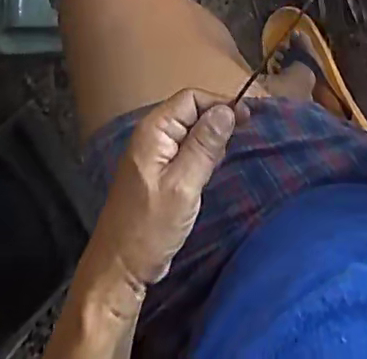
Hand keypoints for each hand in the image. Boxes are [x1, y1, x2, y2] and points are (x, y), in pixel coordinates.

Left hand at [86, 88, 244, 294]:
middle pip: (191, 111)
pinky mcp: (158, 171)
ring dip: (210, 141)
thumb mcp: (184, 185)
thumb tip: (227, 110)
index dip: (219, 103)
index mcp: (153, 130)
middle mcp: (151, 135)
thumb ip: (205, 145)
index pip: (191, 98)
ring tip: (220, 163)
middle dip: (216, 122)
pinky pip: (184, 151)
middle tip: (236, 144)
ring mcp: (153, 153)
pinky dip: (201, 156)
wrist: (119, 269)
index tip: (247, 117)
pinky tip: (209, 172)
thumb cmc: (150, 227)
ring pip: (190, 132)